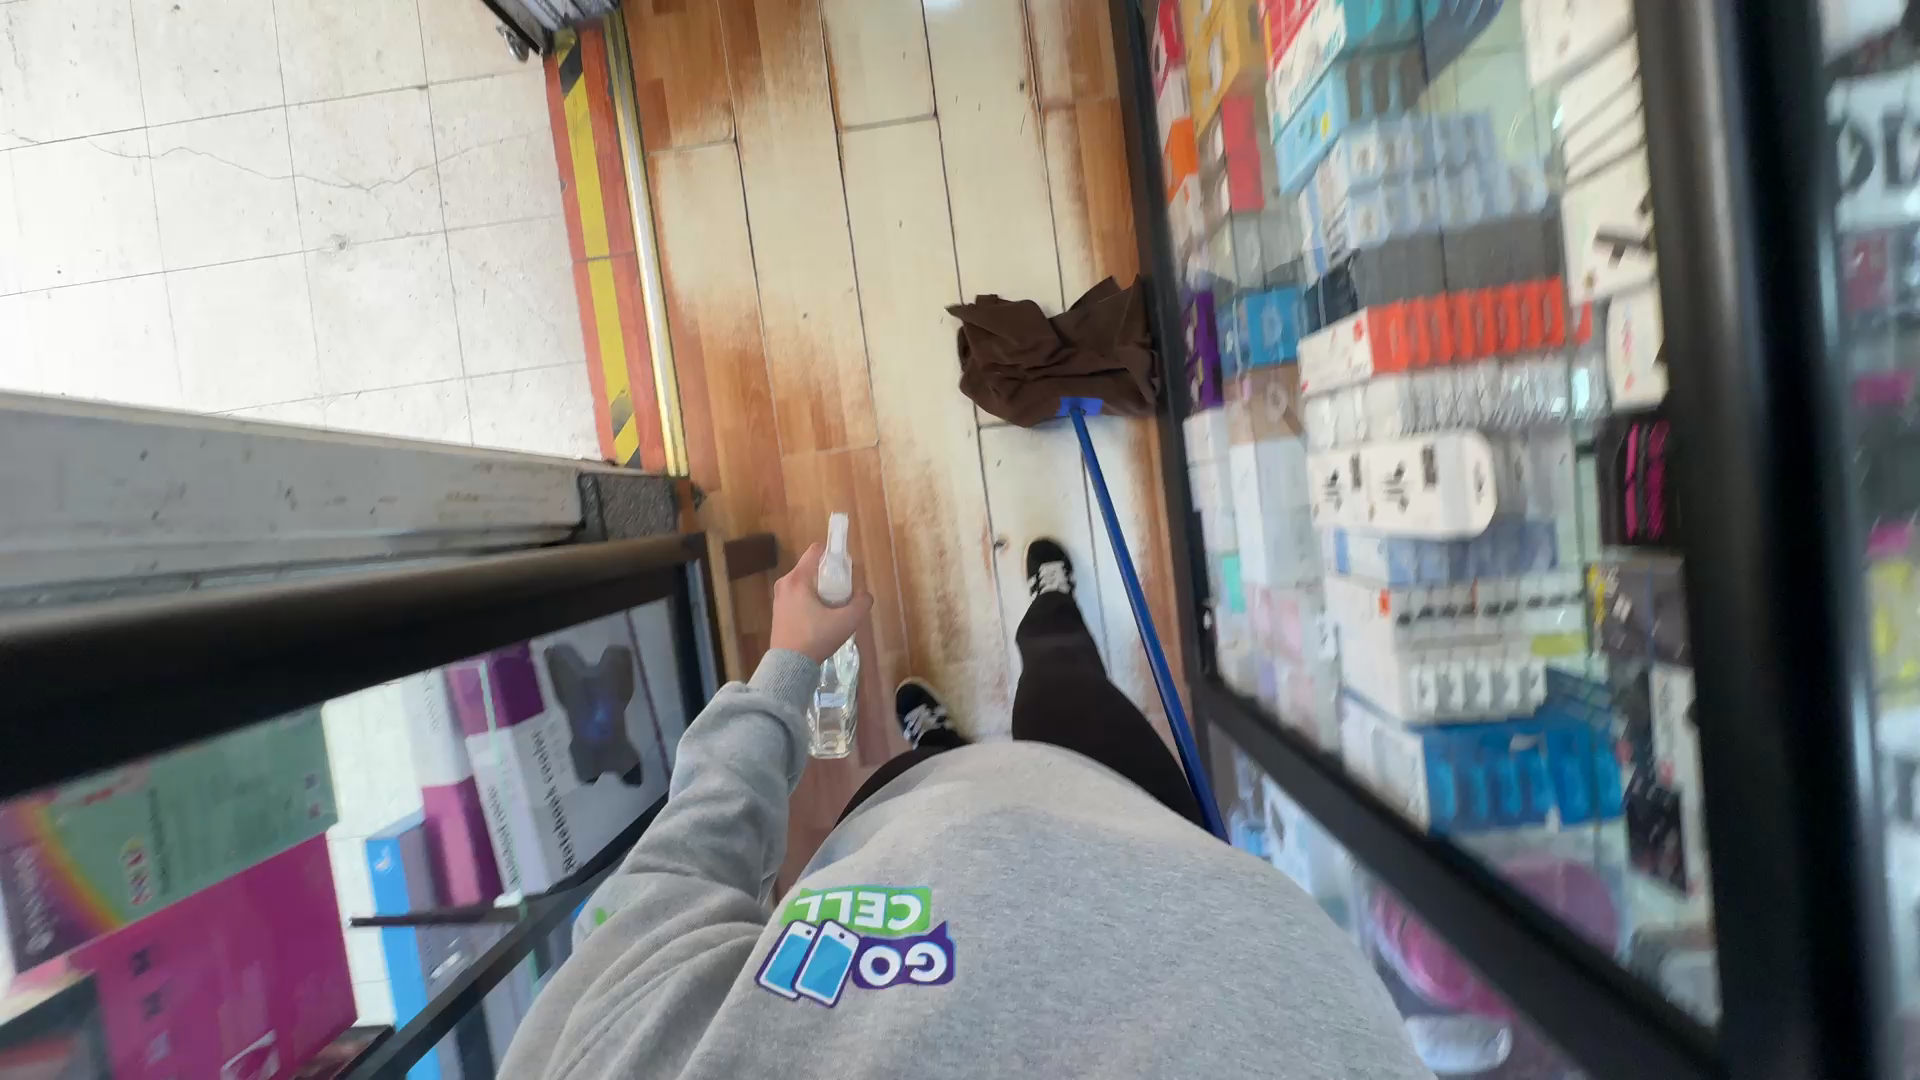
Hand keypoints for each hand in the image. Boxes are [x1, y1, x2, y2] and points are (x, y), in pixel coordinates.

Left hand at [769, 543, 873, 663]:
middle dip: (828, 576)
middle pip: (811, 567)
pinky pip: (797, 595)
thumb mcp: (847, 621)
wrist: (789, 666)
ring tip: (831, 608)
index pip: (816, 550)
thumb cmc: (816, 638)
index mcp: (798, 579)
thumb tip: (865, 595)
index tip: (844, 572)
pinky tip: (818, 618)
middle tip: (841, 593)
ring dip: (819, 589)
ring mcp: (779, 597)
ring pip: (804, 582)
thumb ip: (862, 603)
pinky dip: (809, 599)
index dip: (833, 556)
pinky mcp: (777, 610)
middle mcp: (785, 583)